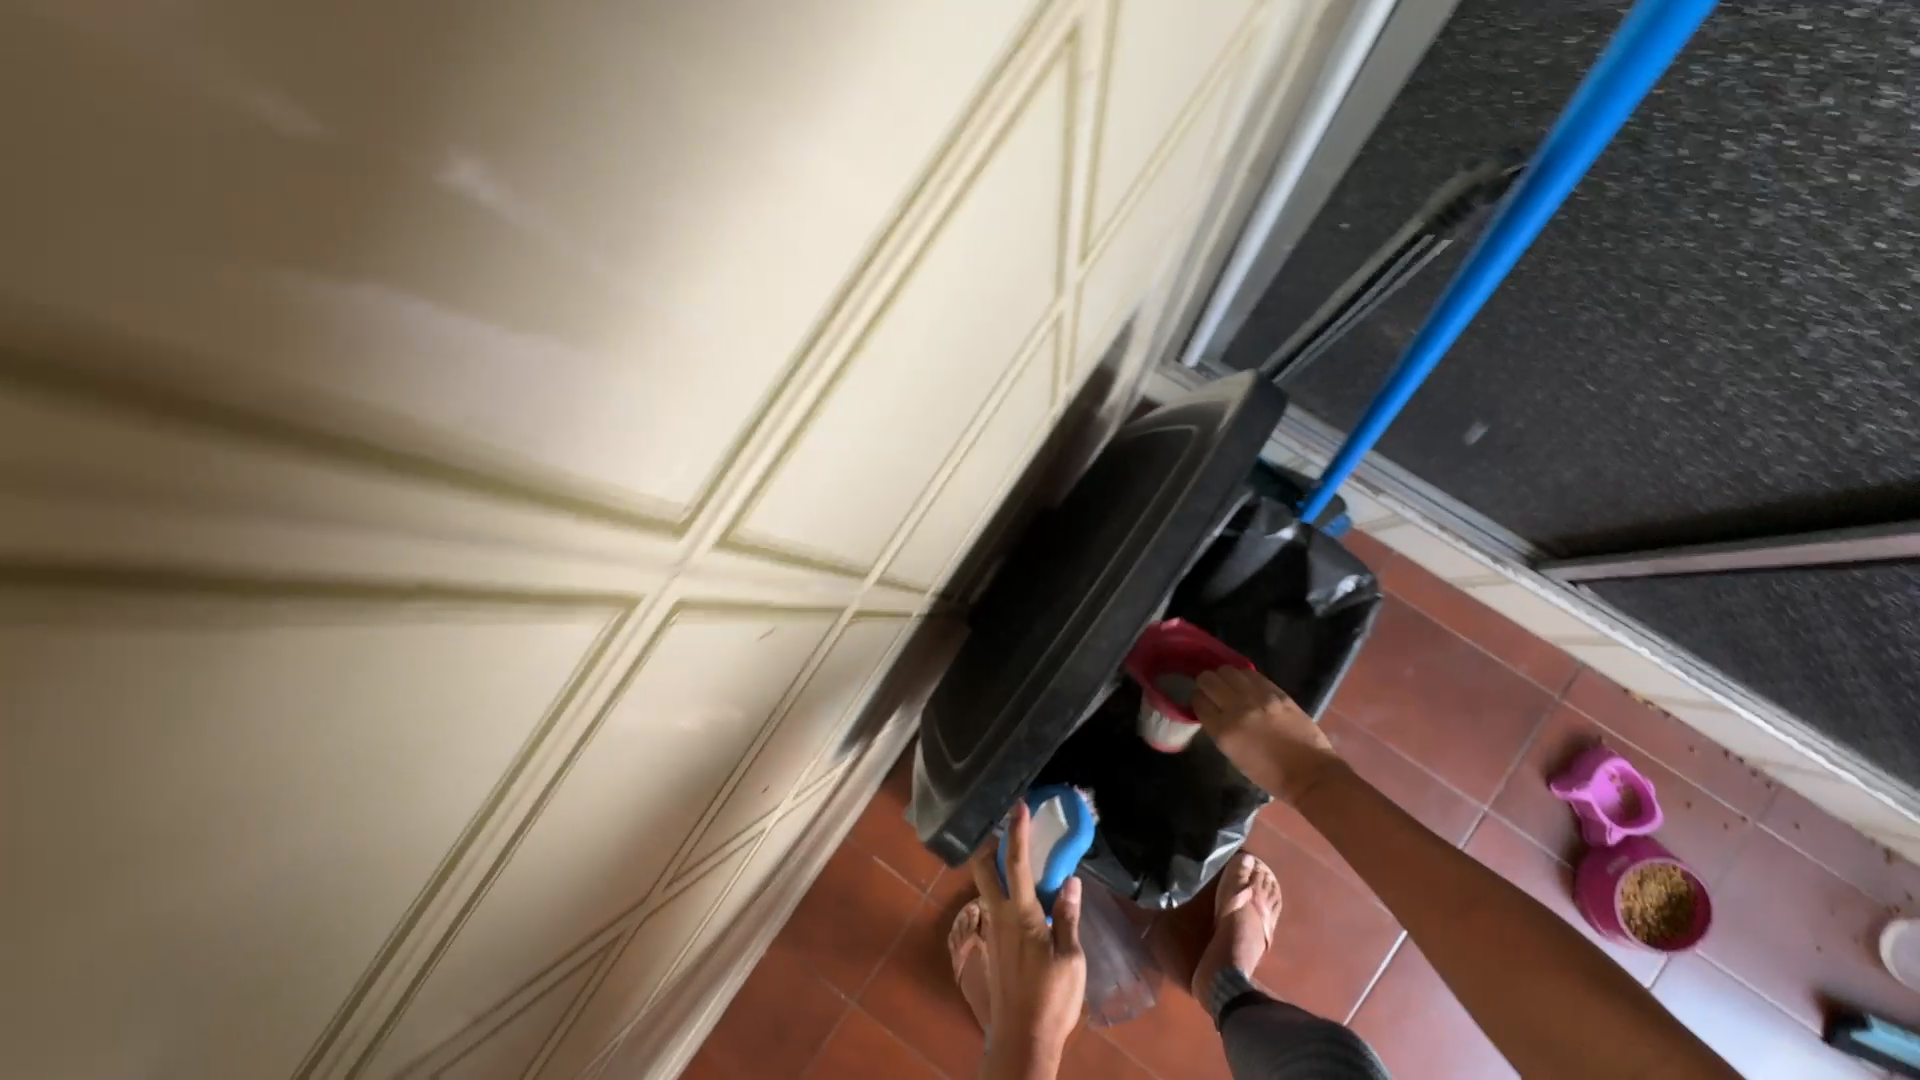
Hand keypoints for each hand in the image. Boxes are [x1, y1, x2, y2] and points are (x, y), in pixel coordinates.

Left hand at [969, 801, 1084, 1079]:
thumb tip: (1071, 882)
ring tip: (1017, 851)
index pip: (1016, 863)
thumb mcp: (1071, 959)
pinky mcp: (993, 944)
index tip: (1018, 805)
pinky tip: (1022, 892)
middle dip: (988, 841)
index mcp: (1020, 915)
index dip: (1017, 832)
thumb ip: (1068, 918)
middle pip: (982, 868)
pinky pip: (994, 904)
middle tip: (1003, 822)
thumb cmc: (1052, 998)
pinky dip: (1003, 887)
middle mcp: (998, 916)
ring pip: (986, 886)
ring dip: (995, 864)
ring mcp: (992, 930)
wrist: (1021, 1037)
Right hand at [1193, 667, 1342, 803]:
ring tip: (1229, 684)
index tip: (1202, 702)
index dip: (1197, 700)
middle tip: (1211, 689)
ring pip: (1228, 670)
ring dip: (1224, 676)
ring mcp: (1259, 698)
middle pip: (1209, 680)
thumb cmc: (1269, 774)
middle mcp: (1238, 709)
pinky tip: (1246, 684)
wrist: (1309, 773)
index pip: (1198, 701)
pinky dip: (1244, 676)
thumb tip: (1213, 711)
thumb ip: (1219, 729)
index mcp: (1224, 731)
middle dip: (1205, 683)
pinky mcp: (1277, 692)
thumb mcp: (1233, 755)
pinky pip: (1252, 674)